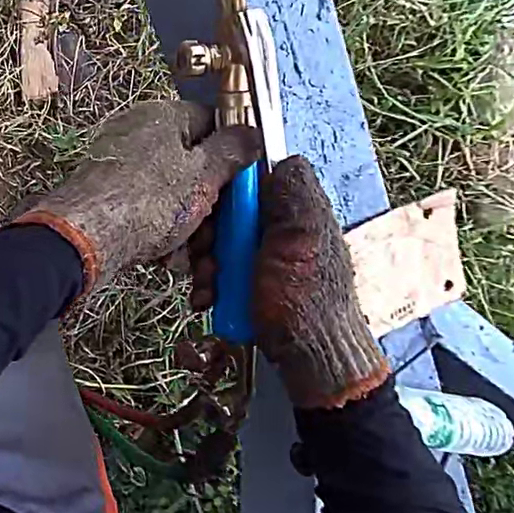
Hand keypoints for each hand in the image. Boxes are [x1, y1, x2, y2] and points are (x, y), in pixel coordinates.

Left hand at [14, 100, 259, 292]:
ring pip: (172, 194)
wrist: (84, 239)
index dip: (231, 152)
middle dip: (210, 203)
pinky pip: (148, 210)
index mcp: (162, 117)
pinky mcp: (107, 197)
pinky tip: (167, 258)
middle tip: (217, 232)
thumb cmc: (147, 201)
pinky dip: (162, 232)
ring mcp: (120, 167)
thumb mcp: (203, 175)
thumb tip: (251, 133)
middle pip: (191, 165)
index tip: (242, 182)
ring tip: (192, 255)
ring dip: (189, 226)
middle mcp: (138, 135)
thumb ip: (232, 151)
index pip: (210, 121)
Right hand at [196, 155, 388, 408]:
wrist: (310, 359)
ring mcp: (260, 256)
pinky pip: (218, 271)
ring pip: (216, 244)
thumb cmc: (304, 297)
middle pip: (225, 213)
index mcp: (292, 209)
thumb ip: (293, 193)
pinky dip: (207, 283)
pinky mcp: (248, 282)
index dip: (223, 194)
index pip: (245, 180)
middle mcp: (276, 227)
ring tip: (207, 284)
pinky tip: (207, 297)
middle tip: (205, 259)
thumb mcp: (303, 237)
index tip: (211, 217)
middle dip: (207, 236)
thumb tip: (279, 154)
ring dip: (203, 264)